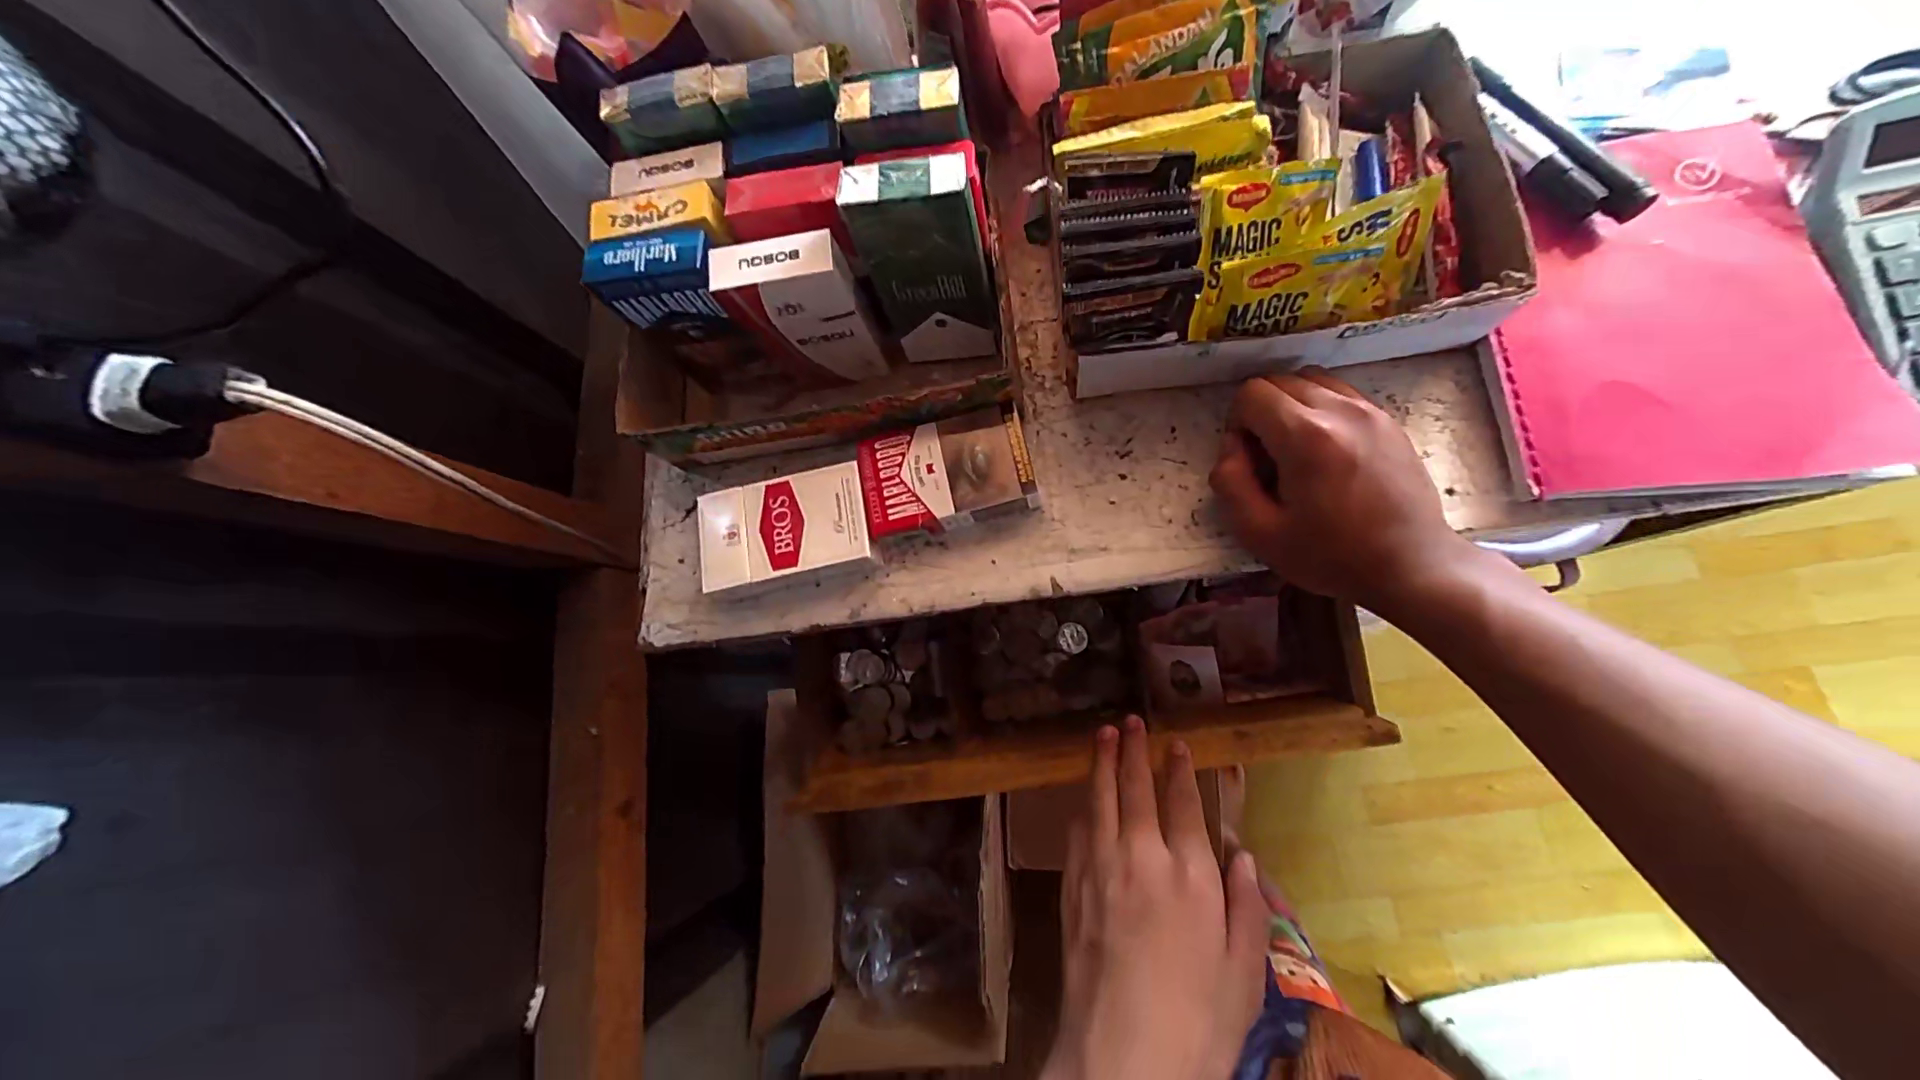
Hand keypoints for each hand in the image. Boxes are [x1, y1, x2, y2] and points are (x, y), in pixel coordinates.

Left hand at [1043, 718, 1269, 1079]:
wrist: (1121, 1056)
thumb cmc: (1197, 1023)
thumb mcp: (1243, 973)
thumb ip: (1244, 906)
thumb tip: (1242, 855)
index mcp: (1192, 876)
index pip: (1183, 804)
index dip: (1179, 769)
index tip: (1176, 744)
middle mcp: (1143, 858)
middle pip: (1137, 788)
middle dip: (1135, 750)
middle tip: (1130, 721)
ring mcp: (1100, 867)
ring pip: (1100, 799)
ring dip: (1102, 763)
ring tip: (1103, 735)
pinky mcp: (1071, 885)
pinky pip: (1077, 830)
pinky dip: (1084, 805)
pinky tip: (1085, 798)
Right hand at [1209, 370, 1484, 615]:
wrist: (1410, 566)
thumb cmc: (1330, 556)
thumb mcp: (1259, 533)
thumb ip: (1230, 483)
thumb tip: (1233, 447)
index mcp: (1306, 437)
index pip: (1252, 394)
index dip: (1237, 424)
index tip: (1248, 461)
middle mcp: (1340, 410)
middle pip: (1279, 381)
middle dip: (1261, 413)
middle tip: (1268, 459)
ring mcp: (1369, 411)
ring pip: (1310, 380)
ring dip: (1290, 406)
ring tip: (1296, 451)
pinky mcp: (1387, 419)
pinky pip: (1339, 392)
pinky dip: (1319, 409)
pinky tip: (1325, 451)